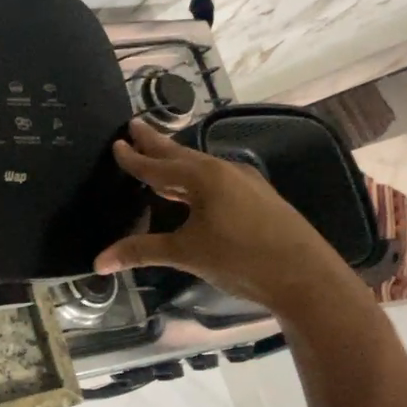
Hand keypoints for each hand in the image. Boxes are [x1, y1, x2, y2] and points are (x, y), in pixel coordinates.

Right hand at [94, 119, 363, 317]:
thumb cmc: (242, 260)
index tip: (117, 142)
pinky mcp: (260, 199)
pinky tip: (191, 190)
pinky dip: (195, 178)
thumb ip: (140, 251)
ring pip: (202, 167)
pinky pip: (217, 179)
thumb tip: (98, 262)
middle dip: (157, 143)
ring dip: (177, 161)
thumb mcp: (185, 254)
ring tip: (159, 157)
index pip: (158, 166)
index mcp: (204, 178)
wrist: (309, 279)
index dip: (134, 157)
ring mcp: (247, 184)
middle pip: (182, 155)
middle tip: (136, 126)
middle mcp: (225, 173)